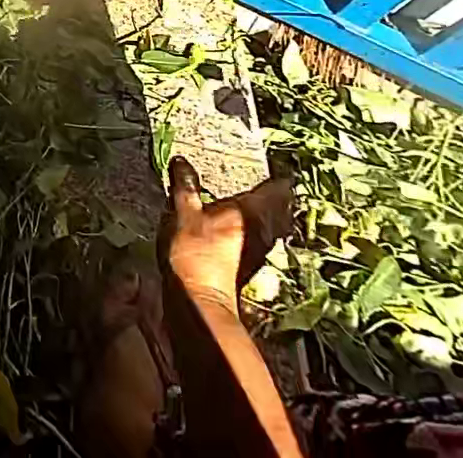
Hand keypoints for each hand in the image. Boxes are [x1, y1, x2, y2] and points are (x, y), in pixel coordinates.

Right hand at [160, 156, 293, 313]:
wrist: (200, 302)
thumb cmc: (196, 253)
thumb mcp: (184, 213)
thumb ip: (185, 186)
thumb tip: (181, 161)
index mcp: (252, 211)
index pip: (278, 189)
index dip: (281, 176)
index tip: (279, 165)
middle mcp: (263, 230)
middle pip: (281, 209)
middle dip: (277, 196)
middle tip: (267, 181)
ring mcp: (259, 250)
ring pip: (272, 226)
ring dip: (267, 214)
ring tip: (253, 200)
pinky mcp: (248, 265)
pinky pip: (259, 239)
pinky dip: (253, 230)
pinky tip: (237, 227)